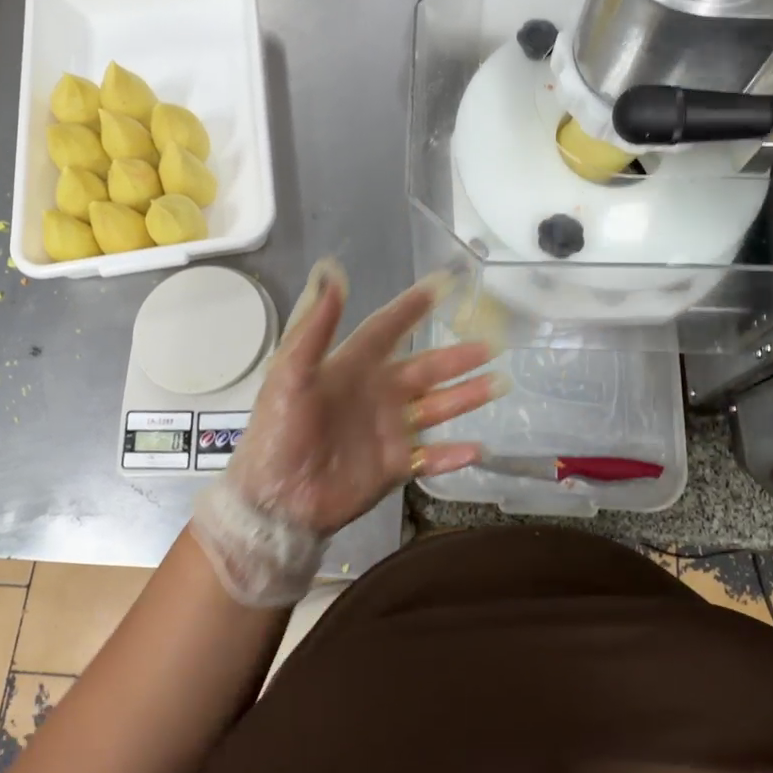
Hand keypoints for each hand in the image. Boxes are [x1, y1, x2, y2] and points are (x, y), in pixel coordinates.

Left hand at [190, 259, 501, 604]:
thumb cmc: (278, 432)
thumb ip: (314, 326)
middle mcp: (375, 393)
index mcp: (350, 366)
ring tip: (499, 383)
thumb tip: (331, 272)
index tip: (445, 283)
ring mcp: (387, 430)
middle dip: (457, 357)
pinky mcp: (392, 466)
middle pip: (424, 369)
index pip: (387, 328)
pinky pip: (430, 457)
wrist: (273, 501)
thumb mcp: (289, 374)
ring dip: (466, 396)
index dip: (413, 307)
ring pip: (436, 408)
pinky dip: (453, 454)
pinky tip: (478, 449)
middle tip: (491, 345)